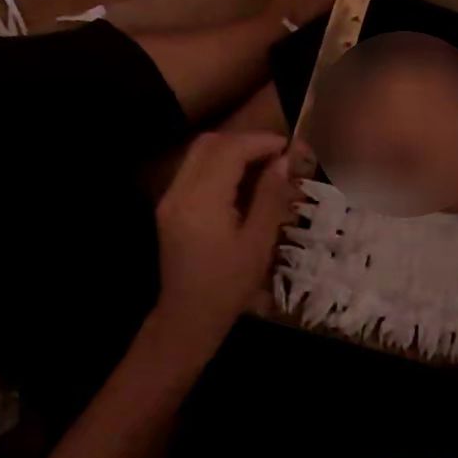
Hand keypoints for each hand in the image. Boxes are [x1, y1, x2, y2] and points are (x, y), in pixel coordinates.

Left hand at [152, 132, 303, 342]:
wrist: (188, 317)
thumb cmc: (229, 285)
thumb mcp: (258, 242)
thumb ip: (270, 196)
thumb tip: (285, 161)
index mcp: (202, 202)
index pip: (229, 151)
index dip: (260, 142)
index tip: (288, 147)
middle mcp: (179, 192)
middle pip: (209, 144)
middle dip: (245, 140)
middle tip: (276, 153)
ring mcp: (170, 198)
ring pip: (199, 153)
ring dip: (232, 150)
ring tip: (264, 163)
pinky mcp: (170, 206)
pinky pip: (194, 170)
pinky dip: (220, 164)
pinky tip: (243, 180)